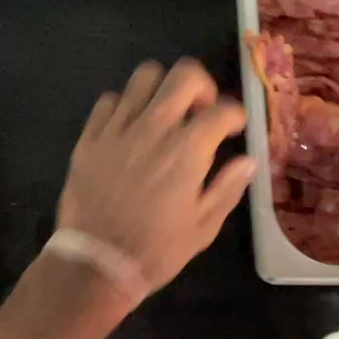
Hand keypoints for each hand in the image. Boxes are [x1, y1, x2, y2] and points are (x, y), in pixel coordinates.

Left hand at [54, 58, 256, 296]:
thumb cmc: (157, 250)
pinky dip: (124, 107)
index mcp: (189, 148)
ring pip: (145, 76)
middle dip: (202, 88)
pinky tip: (129, 129)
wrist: (97, 263)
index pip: (223, 109)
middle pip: (185, 74)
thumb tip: (247, 161)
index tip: (233, 130)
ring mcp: (119, 128)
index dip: (235, 116)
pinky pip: (109, 100)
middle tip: (200, 112)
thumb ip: (227, 188)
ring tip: (163, 115)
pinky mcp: (91, 137)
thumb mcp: (203, 227)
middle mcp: (155, 126)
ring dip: (161, 90)